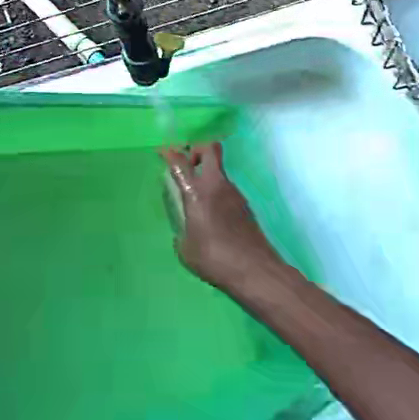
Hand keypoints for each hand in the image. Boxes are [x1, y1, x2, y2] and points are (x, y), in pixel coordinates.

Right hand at [161, 142, 287, 292]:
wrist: (255, 270)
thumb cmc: (214, 259)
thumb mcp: (186, 250)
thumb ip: (182, 233)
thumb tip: (185, 231)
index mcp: (196, 193)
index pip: (181, 162)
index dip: (170, 153)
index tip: (163, 152)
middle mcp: (216, 185)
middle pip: (210, 149)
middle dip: (196, 149)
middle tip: (187, 163)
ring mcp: (234, 193)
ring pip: (219, 170)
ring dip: (207, 175)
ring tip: (197, 198)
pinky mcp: (245, 205)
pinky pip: (226, 189)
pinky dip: (216, 192)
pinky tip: (212, 216)